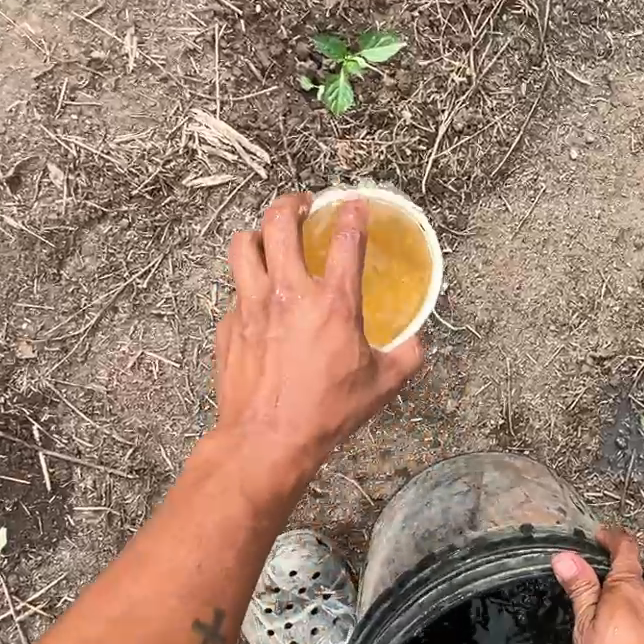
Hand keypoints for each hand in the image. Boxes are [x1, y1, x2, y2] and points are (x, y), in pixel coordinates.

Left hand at [208, 193, 422, 511]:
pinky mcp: (228, 325)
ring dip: (259, 235)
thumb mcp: (384, 384)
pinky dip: (249, 285)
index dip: (353, 215)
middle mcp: (290, 293)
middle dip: (292, 204)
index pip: (346, 241)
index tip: (355, 204)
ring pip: (245, 245)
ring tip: (271, 240)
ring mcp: (252, 306)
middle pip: (280, 223)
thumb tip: (416, 341)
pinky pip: (235, 289)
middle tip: (302, 206)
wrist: (266, 439)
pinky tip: (261, 301)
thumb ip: (407, 354)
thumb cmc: (327, 412)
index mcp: (334, 303)